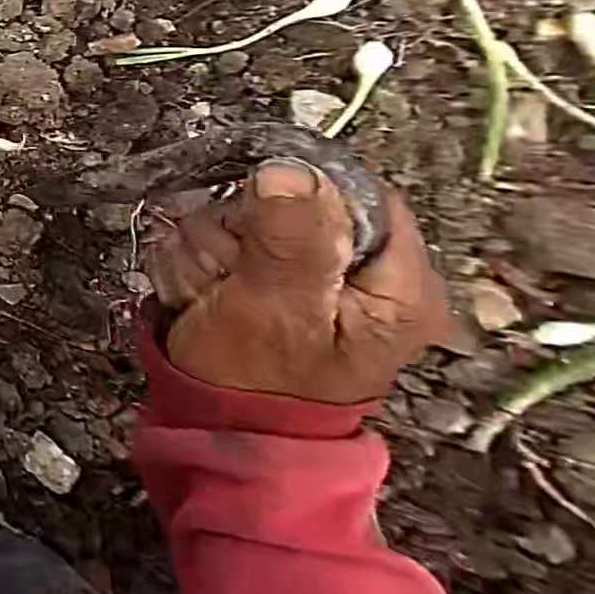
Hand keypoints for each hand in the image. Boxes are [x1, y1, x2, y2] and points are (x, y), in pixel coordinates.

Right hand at [147, 159, 446, 404]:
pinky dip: (200, 258)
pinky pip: (215, 234)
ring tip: (212, 290)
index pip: (354, 192)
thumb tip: (287, 169)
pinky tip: (203, 290)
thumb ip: (290, 240)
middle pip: (287, 198)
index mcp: (394, 280)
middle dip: (241, 228)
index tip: (257, 223)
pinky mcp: (259, 269)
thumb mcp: (279, 310)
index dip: (299, 193)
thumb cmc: (255, 378)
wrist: (214, 424)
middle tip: (231, 274)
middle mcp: (354, 266)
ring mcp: (301, 266)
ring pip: (240, 212)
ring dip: (211, 247)